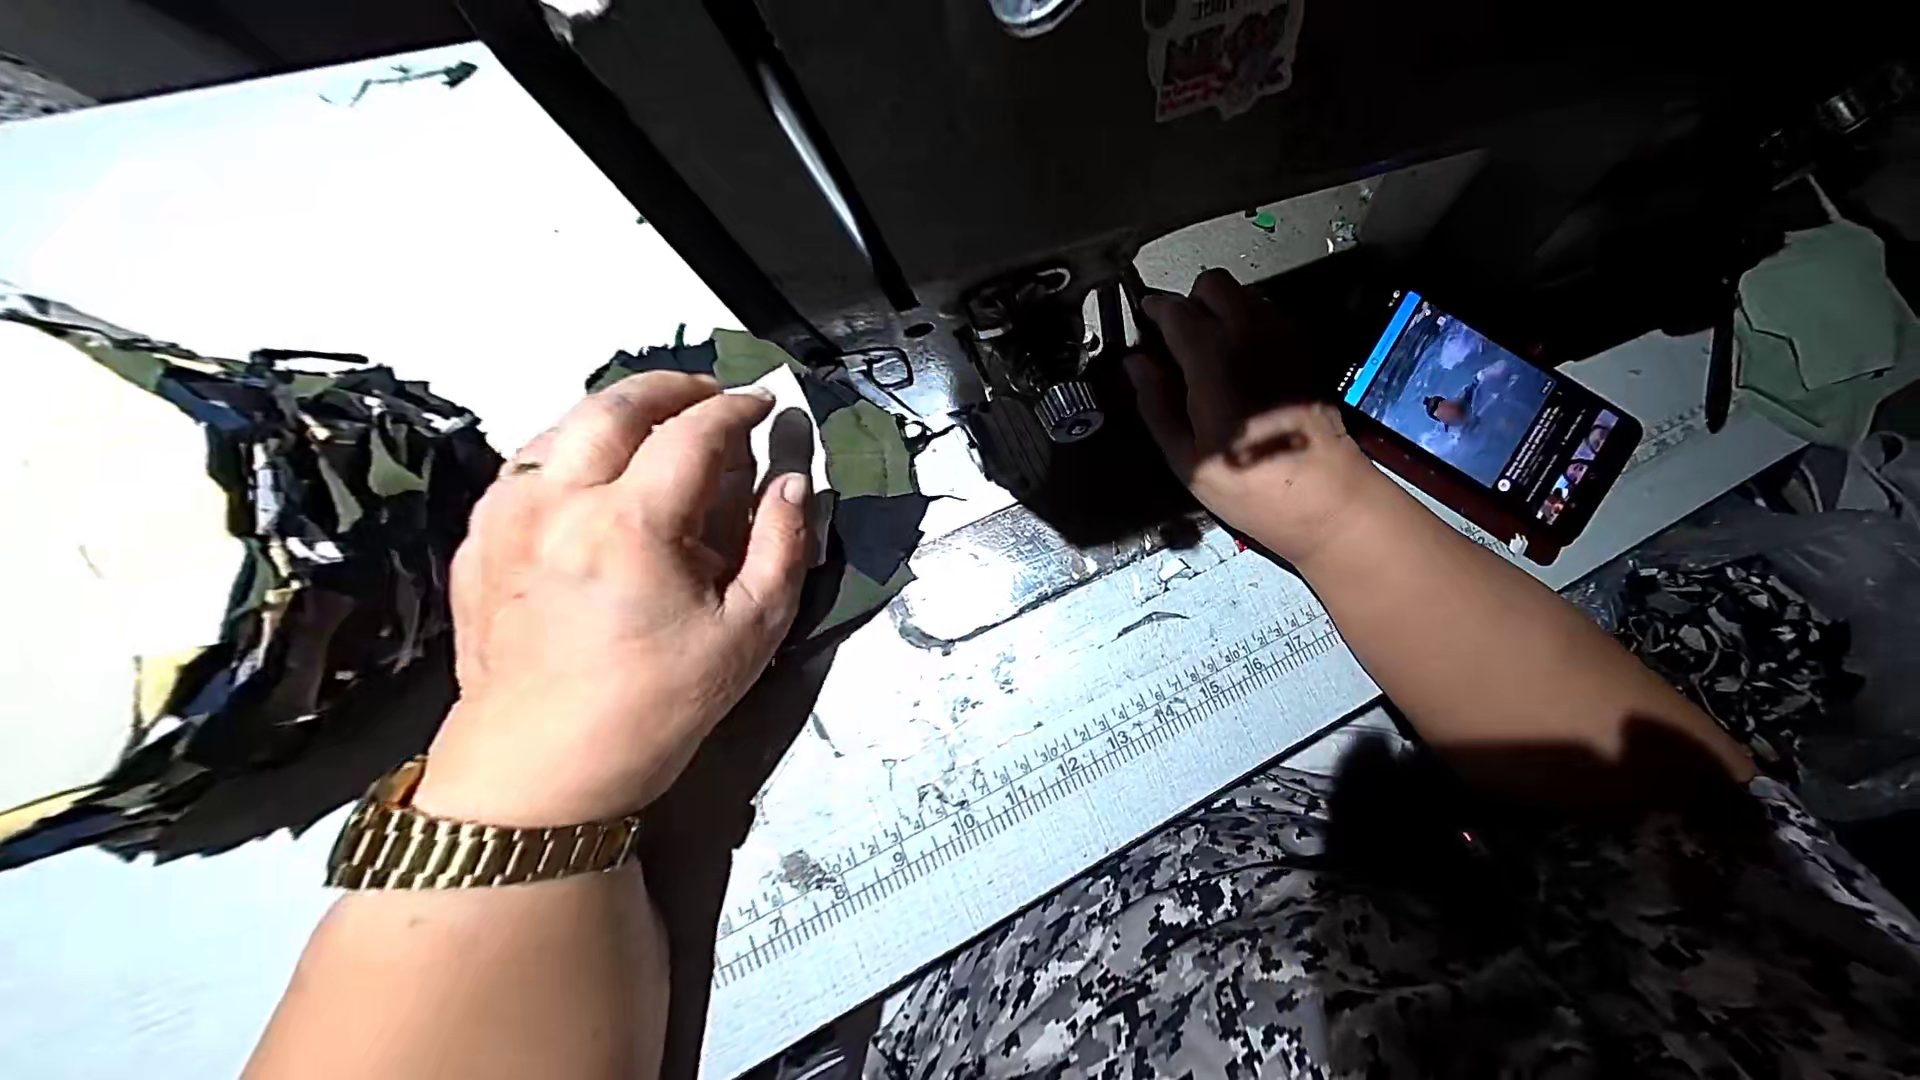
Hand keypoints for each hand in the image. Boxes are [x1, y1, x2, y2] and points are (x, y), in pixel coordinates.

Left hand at [413, 372, 811, 826]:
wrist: (542, 772)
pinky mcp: (479, 541)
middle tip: (712, 392)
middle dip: (673, 385)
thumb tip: (791, 480)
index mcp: (630, 524)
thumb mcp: (751, 629)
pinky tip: (600, 471)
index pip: (693, 432)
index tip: (764, 403)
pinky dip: (575, 447)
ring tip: (660, 424)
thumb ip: (783, 543)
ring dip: (620, 410)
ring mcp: (505, 518)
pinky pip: (528, 465)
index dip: (736, 408)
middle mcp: (557, 502)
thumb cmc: (660, 704)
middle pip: (615, 405)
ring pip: (564, 424)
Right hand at [1124, 269, 1376, 563]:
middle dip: (1188, 302)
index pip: (1176, 311)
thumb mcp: (1184, 457)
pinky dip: (1244, 323)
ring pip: (1243, 295)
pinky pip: (1267, 315)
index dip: (1152, 310)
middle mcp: (1252, 335)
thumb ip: (1155, 402)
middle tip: (1172, 339)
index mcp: (1214, 360)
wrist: (1327, 500)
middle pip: (1213, 284)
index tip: (1140, 320)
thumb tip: (1136, 364)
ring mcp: (1284, 339)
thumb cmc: (1248, 487)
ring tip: (1201, 352)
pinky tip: (1234, 362)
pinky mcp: (1304, 352)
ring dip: (1217, 310)